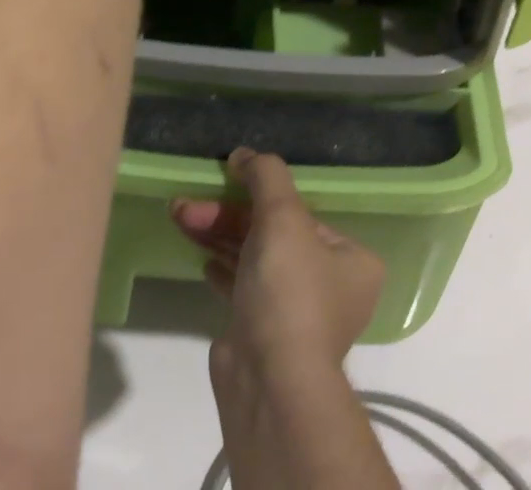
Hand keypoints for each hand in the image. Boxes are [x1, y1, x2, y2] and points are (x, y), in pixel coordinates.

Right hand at [172, 148, 394, 489]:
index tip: (223, 183)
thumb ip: (265, 176)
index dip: (259, 195)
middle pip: (272, 233)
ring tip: (178, 218)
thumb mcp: (282, 217)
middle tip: (185, 207)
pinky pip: (242, 285)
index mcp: (352, 261)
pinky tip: (199, 259)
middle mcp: (331, 286)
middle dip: (224, 215)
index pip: (302, 213)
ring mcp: (297, 312)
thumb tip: (244, 155)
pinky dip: (220, 267)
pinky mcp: (265, 330)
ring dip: (214, 234)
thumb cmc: (289, 290)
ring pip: (252, 257)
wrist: (269, 375)